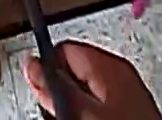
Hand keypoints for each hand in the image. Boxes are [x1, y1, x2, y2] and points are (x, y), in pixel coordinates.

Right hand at [24, 42, 161, 119]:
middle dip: (61, 89)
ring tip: (72, 116)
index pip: (65, 48)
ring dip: (73, 104)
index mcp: (110, 64)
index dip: (48, 67)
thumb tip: (31, 63)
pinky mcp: (130, 112)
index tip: (39, 89)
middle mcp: (119, 74)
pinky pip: (99, 105)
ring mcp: (127, 95)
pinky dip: (87, 112)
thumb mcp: (83, 111)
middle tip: (57, 111)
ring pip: (86, 90)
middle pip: (75, 69)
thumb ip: (56, 86)